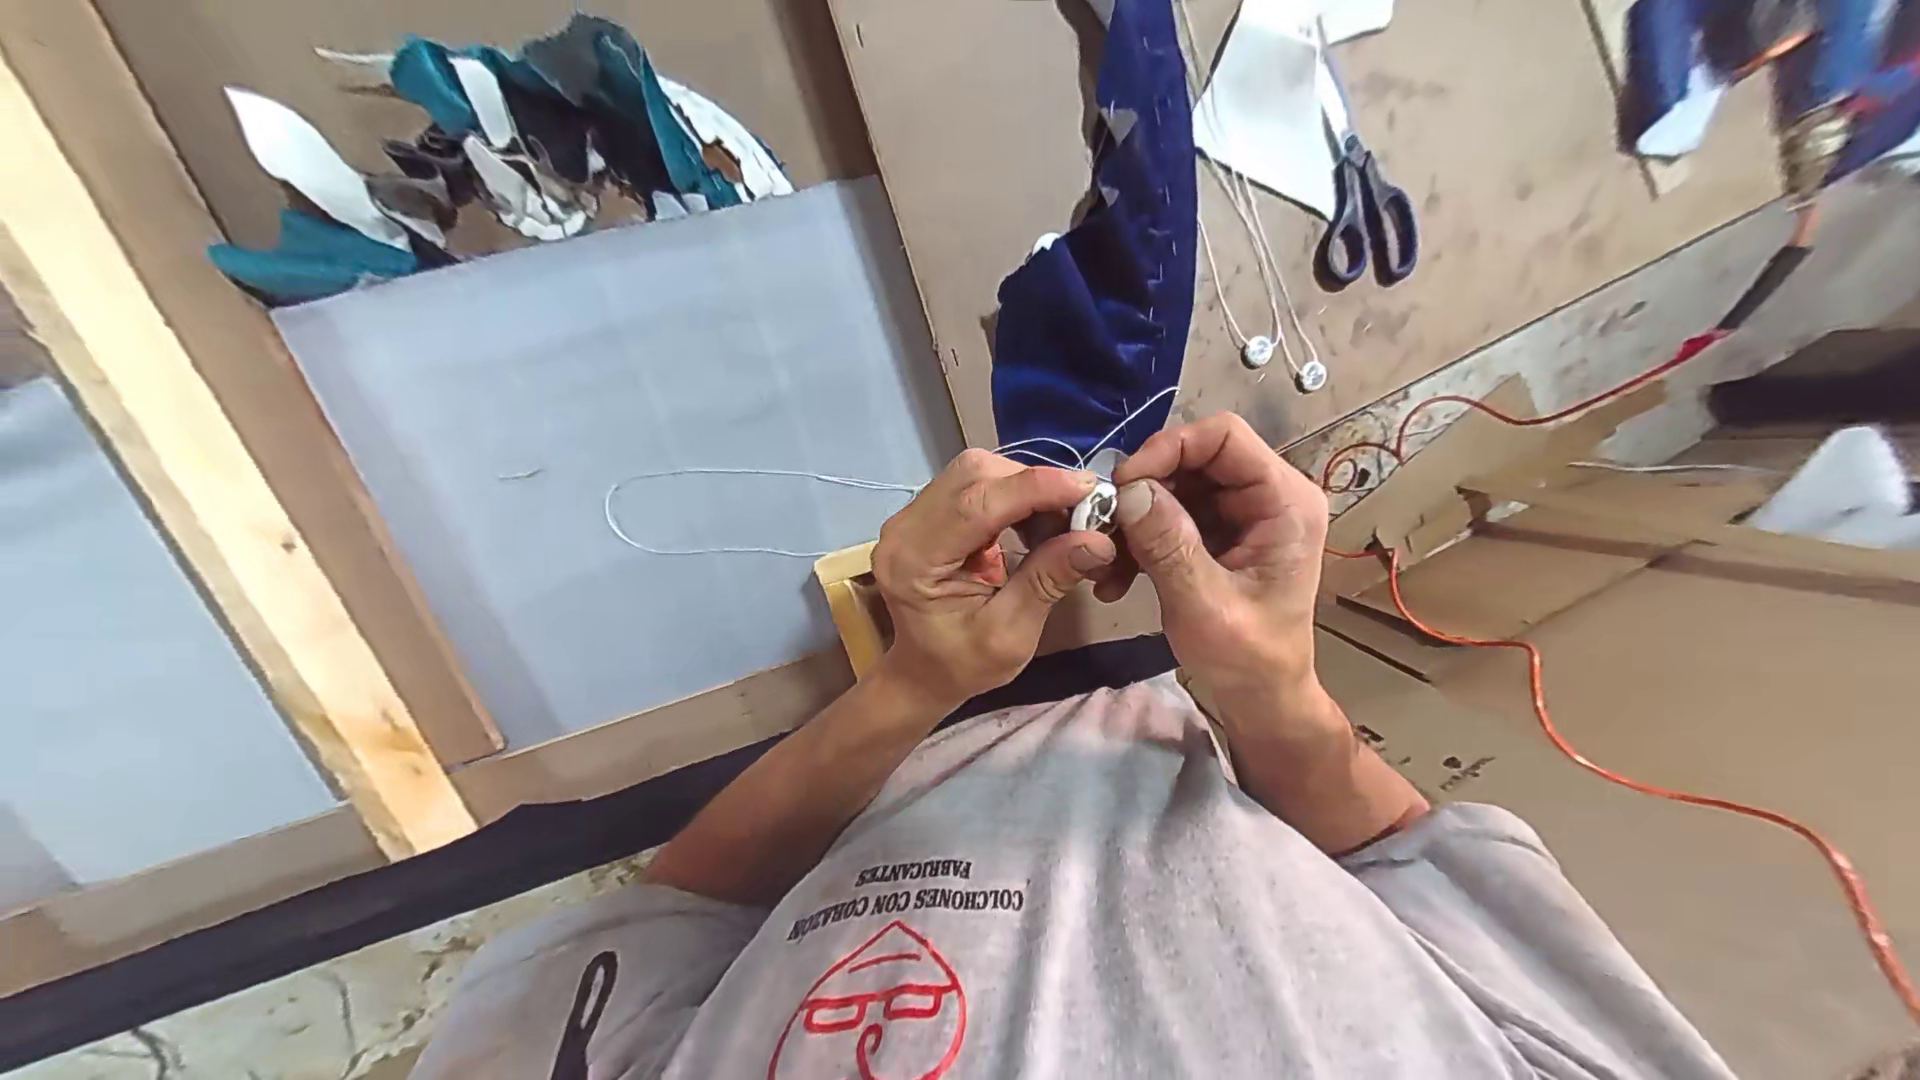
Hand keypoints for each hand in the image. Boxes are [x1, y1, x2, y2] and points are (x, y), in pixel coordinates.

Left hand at [871, 449, 1116, 709]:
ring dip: (1027, 489)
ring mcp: (913, 515)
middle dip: (1034, 486)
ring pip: (978, 472)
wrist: (924, 672)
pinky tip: (1036, 524)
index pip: (975, 505)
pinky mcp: (929, 512)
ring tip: (1060, 523)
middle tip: (1080, 513)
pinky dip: (1015, 496)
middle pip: (975, 476)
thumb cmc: (962, 665)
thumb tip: (1099, 540)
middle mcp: (904, 527)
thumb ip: (1048, 581)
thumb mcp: (1010, 635)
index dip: (1035, 488)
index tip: (1088, 488)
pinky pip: (976, 484)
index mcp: (913, 562)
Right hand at [1100, 413, 1329, 719]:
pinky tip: (1117, 576)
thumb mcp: (1203, 604)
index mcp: (1284, 502)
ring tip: (1106, 562)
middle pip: (1192, 458)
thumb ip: (1168, 545)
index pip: (1224, 436)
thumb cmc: (1247, 658)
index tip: (1123, 485)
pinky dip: (1138, 538)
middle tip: (1104, 525)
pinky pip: (1168, 513)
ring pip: (1173, 485)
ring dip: (1133, 519)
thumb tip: (1128, 490)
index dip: (1168, 448)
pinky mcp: (1216, 531)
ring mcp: (1239, 512)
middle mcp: (1265, 495)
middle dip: (1142, 489)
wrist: (1259, 695)